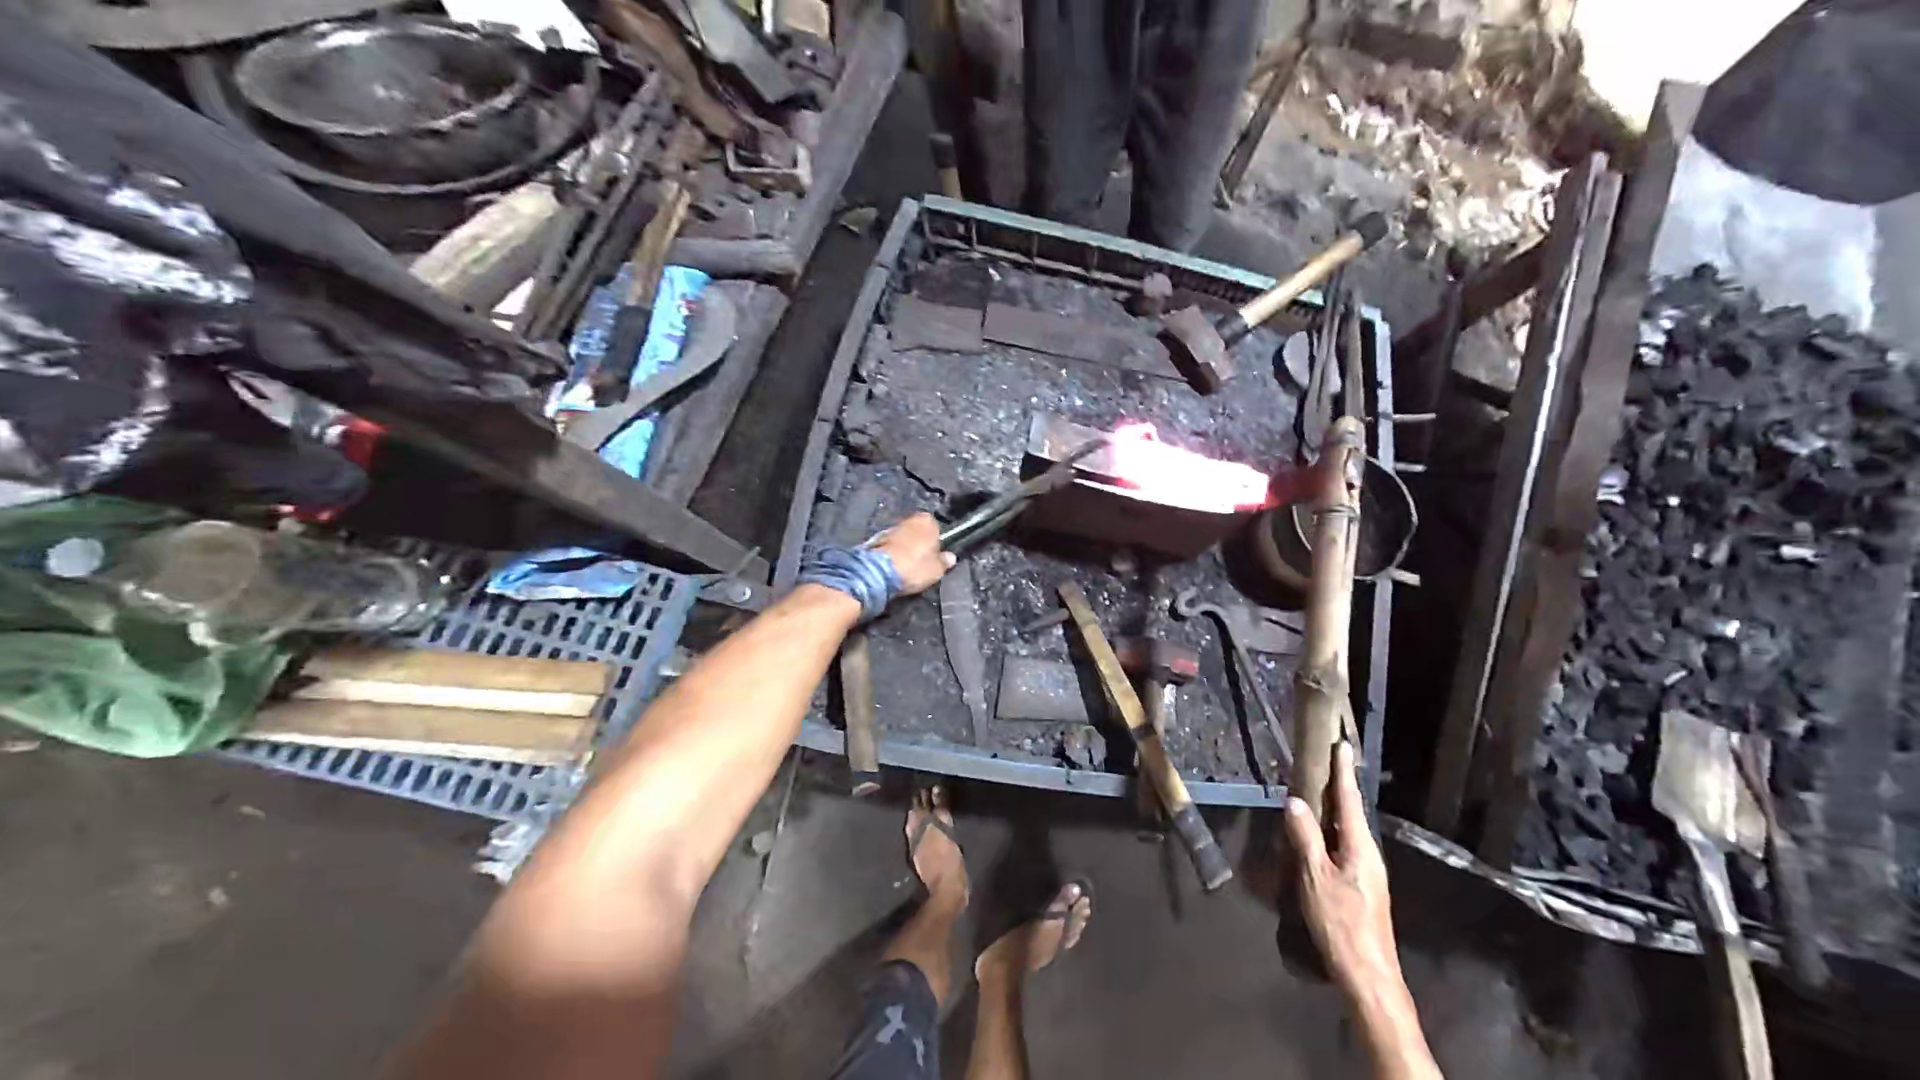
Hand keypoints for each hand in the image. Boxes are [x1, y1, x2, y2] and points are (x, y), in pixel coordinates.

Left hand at [868, 513, 953, 595]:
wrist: (879, 572)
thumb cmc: (915, 566)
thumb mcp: (937, 569)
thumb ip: (945, 561)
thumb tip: (950, 557)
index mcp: (927, 520)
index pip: (937, 528)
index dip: (937, 543)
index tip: (936, 556)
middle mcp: (909, 519)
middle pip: (919, 532)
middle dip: (920, 544)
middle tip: (922, 562)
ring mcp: (890, 528)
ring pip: (903, 539)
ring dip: (905, 549)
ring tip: (907, 567)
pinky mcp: (876, 540)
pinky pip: (891, 547)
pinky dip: (893, 554)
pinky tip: (895, 567)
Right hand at [1285, 742, 1401, 997]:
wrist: (1368, 974)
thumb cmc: (1340, 922)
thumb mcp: (1315, 877)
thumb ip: (1305, 837)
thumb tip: (1295, 801)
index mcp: (1360, 848)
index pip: (1349, 800)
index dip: (1343, 773)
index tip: (1341, 746)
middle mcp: (1369, 855)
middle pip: (1351, 813)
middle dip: (1338, 788)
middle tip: (1324, 763)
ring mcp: (1368, 872)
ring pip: (1348, 831)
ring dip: (1334, 810)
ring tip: (1317, 792)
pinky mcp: (1362, 886)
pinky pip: (1345, 846)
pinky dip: (1332, 831)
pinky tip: (1319, 835)